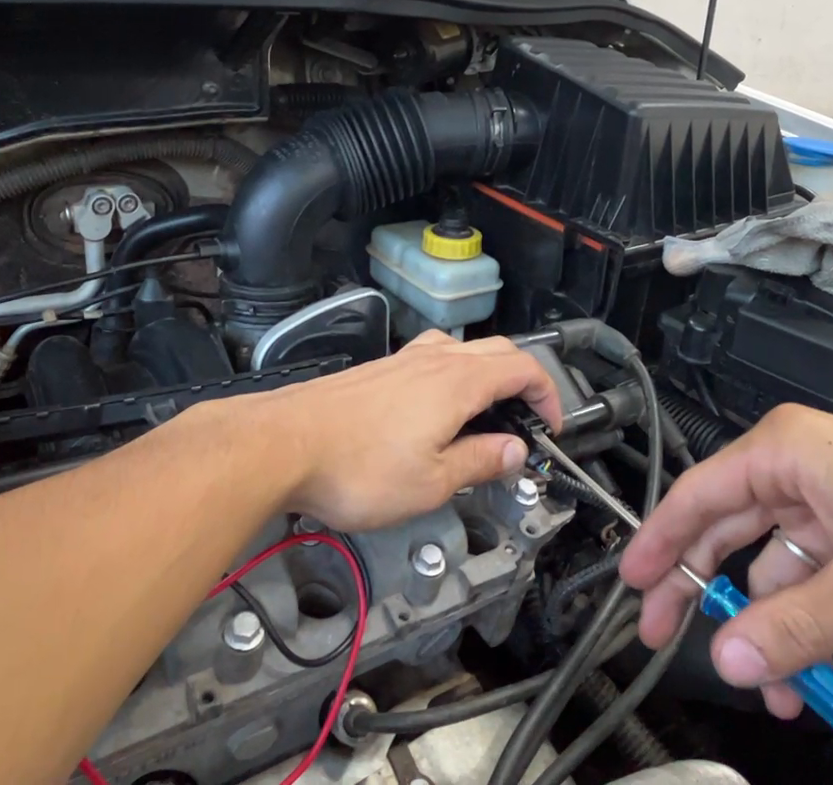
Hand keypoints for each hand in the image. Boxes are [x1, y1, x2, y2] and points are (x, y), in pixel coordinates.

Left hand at [225, 330, 562, 530]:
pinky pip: (428, 360)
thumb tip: (515, 450)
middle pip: (496, 351)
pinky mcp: (374, 372)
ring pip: (460, 351)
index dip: (548, 394)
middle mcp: (432, 361)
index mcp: (457, 383)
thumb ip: (479, 462)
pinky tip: (434, 413)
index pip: (523, 368)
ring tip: (483, 416)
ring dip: (484, 376)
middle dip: (522, 381)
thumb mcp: (431, 482)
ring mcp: (400, 362)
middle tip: (525, 421)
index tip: (552, 427)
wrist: (280, 445)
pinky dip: (450, 378)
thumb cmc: (356, 468)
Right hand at [619, 404, 832, 717]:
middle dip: (700, 588)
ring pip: (773, 563)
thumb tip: (724, 662)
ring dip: (763, 623)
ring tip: (761, 684)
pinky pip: (815, 576)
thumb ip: (792, 629)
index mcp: (791, 451)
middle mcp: (805, 465)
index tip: (629, 586)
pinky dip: (805, 622)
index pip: (700, 494)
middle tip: (661, 635)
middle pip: (729, 527)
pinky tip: (805, 670)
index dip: (659, 542)